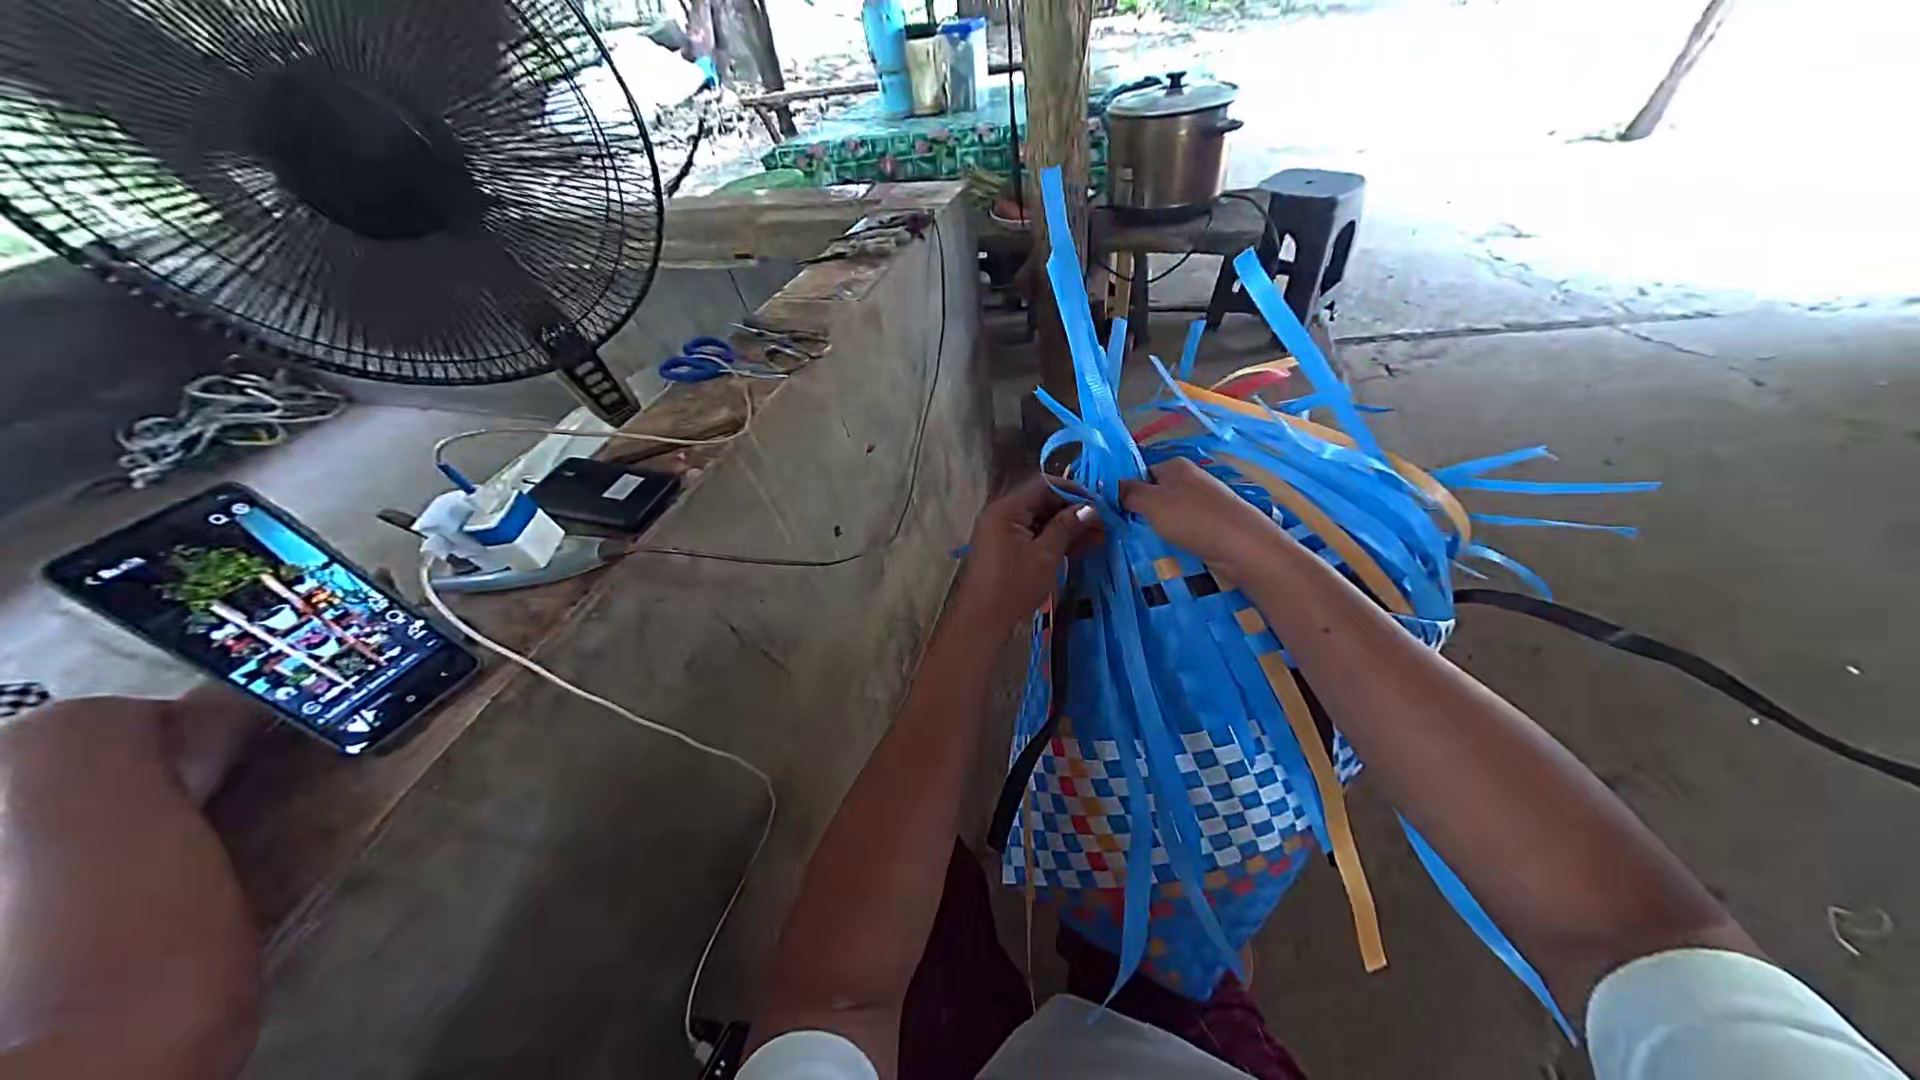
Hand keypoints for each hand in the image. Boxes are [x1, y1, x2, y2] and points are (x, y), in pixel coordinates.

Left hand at [951, 474, 1102, 631]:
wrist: (981, 621)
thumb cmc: (1014, 586)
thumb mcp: (1046, 555)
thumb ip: (1066, 527)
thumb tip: (1089, 509)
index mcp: (1006, 509)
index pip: (1043, 485)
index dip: (1073, 491)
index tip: (1098, 504)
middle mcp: (1001, 514)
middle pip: (1041, 501)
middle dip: (1072, 512)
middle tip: (1101, 526)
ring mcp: (1001, 531)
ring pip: (1039, 520)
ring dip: (1065, 528)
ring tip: (1095, 540)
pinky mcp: (1004, 548)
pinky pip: (1031, 535)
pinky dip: (1052, 540)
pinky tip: (1076, 549)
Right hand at [1119, 457, 1289, 570]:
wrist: (1241, 545)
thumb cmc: (1192, 518)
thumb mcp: (1151, 502)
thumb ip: (1128, 492)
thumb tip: (1110, 484)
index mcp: (1174, 465)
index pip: (1139, 471)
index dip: (1125, 489)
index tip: (1113, 510)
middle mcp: (1189, 477)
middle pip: (1154, 491)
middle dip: (1140, 509)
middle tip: (1127, 527)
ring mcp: (1202, 499)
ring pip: (1168, 510)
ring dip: (1156, 525)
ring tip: (1148, 540)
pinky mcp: (1211, 521)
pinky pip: (1183, 525)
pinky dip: (1175, 535)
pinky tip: (1171, 546)